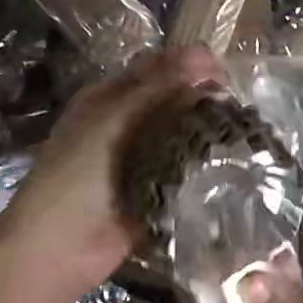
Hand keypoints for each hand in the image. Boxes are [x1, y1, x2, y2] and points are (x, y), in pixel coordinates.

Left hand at [0, 46, 225, 293]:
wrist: (58, 248)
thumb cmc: (76, 175)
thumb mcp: (114, 120)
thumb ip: (158, 87)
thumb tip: (205, 53)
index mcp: (109, 98)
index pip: (157, 69)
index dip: (191, 66)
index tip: (227, 74)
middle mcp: (126, 123)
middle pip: (173, 103)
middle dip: (204, 101)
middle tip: (240, 109)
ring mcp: (142, 158)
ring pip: (183, 136)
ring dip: (208, 134)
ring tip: (243, 133)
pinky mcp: (157, 190)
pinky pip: (185, 171)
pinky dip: (204, 167)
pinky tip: (231, 164)